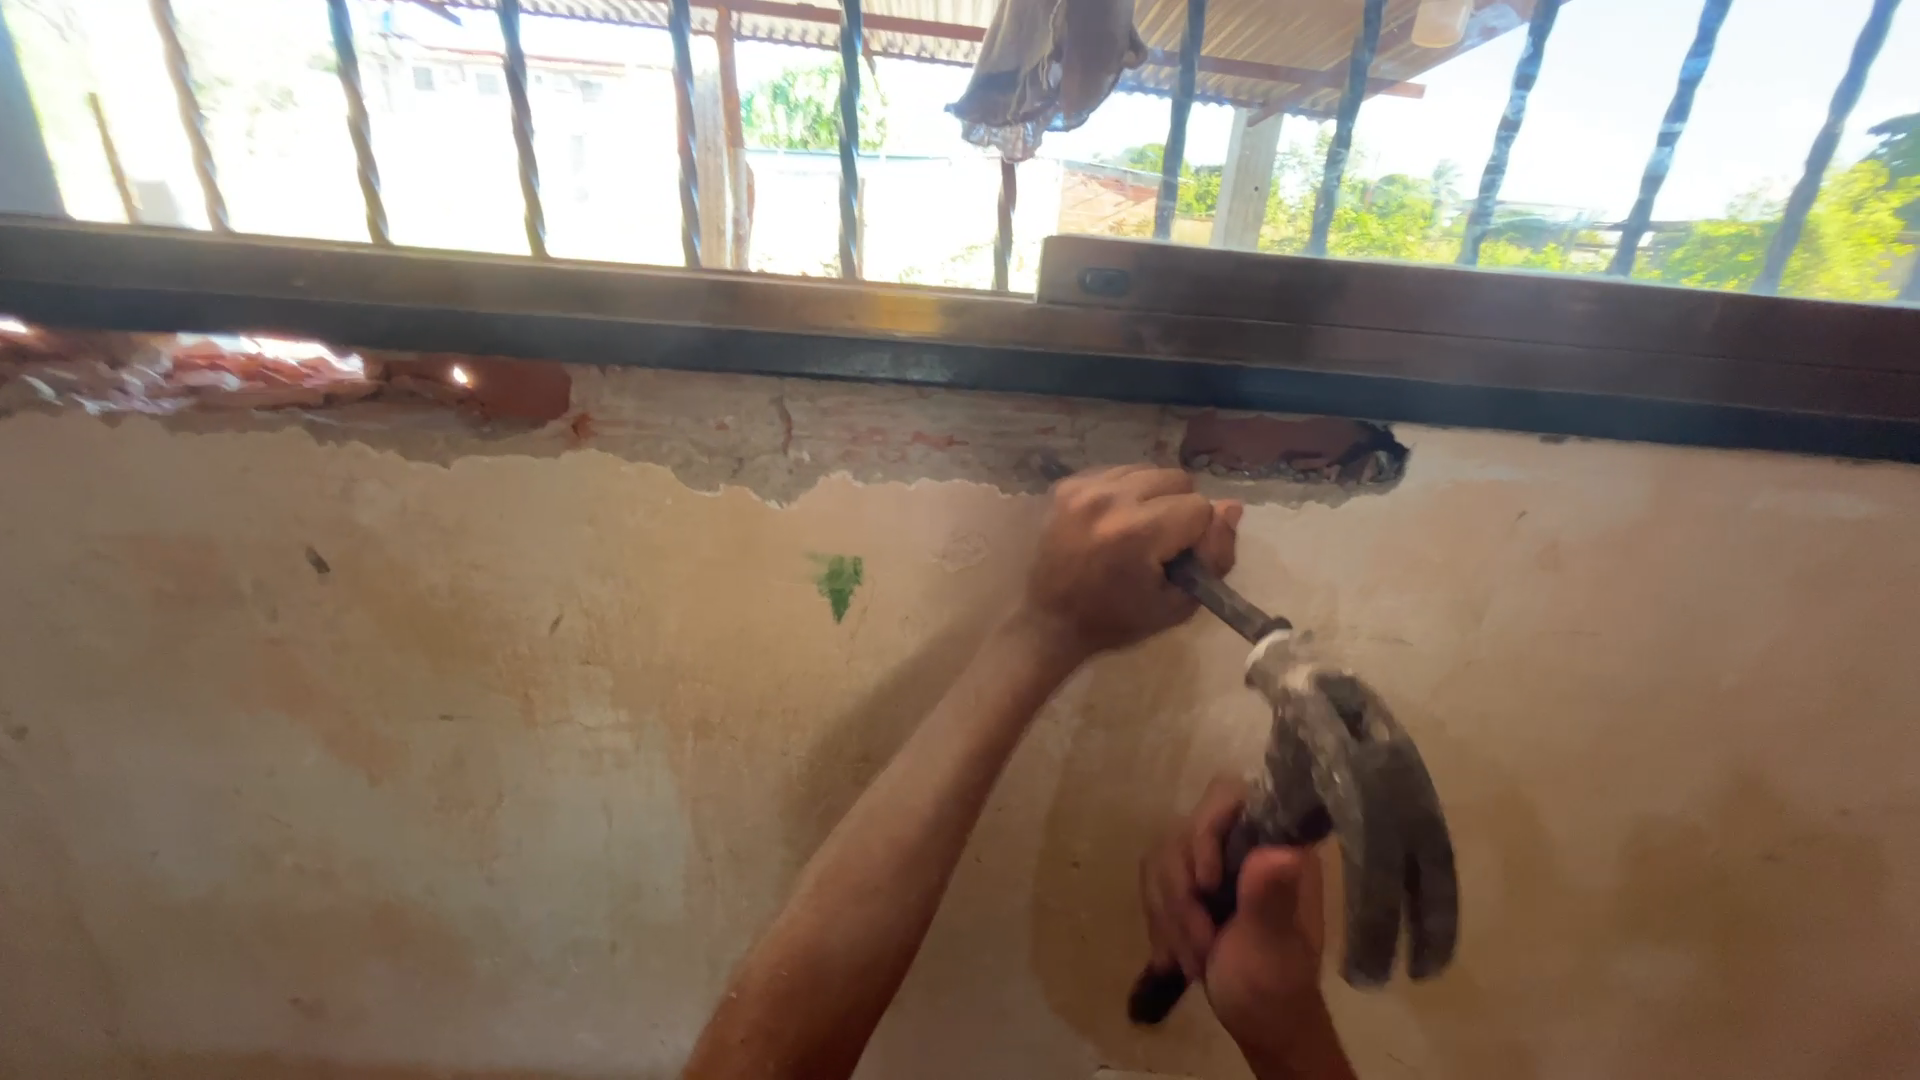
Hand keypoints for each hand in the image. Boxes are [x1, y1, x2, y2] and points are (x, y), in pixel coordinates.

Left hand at [1021, 465, 1239, 661]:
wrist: (1050, 620)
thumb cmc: (1117, 619)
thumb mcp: (1178, 602)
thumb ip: (1214, 556)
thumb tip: (1231, 506)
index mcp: (1138, 531)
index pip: (1200, 507)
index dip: (1198, 535)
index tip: (1177, 559)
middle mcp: (1110, 499)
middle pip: (1177, 478)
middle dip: (1179, 509)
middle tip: (1159, 543)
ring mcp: (1084, 488)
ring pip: (1147, 470)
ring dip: (1152, 496)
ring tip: (1135, 531)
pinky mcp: (1066, 485)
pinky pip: (1116, 471)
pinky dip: (1124, 491)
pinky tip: (1113, 521)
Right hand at [1142, 776, 1337, 1068]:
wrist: (1258, 1023)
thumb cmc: (1276, 988)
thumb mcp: (1273, 948)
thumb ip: (1270, 899)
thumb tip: (1281, 852)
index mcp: (1273, 844)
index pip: (1229, 796)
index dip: (1206, 828)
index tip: (1206, 885)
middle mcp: (1240, 841)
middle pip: (1185, 831)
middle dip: (1183, 895)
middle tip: (1201, 944)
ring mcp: (1210, 858)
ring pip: (1162, 857)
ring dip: (1169, 915)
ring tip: (1194, 960)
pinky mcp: (1185, 876)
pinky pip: (1150, 879)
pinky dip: (1159, 920)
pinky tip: (1175, 954)